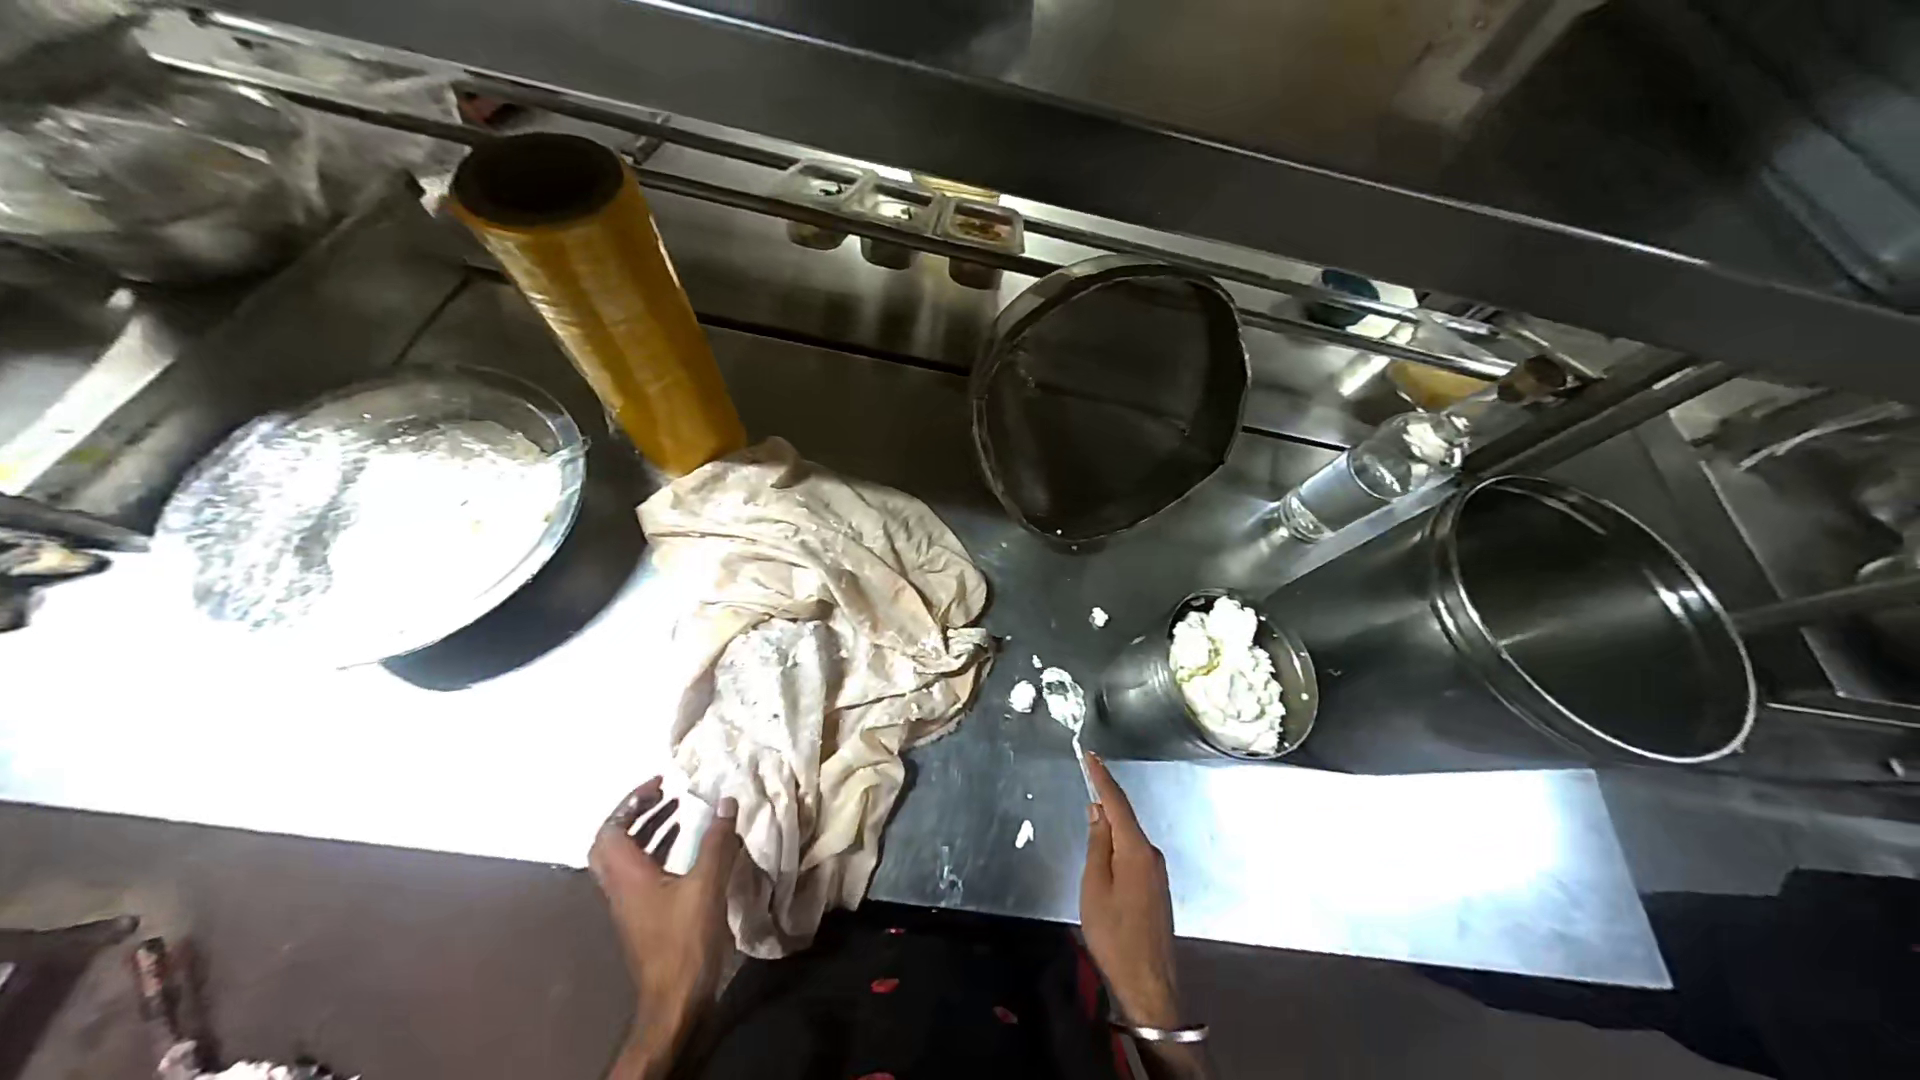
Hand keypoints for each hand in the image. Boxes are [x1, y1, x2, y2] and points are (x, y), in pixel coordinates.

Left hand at [589, 778, 739, 1079]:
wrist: (674, 999)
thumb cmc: (685, 940)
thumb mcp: (707, 885)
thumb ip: (717, 841)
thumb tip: (727, 801)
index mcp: (627, 876)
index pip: (612, 829)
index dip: (631, 802)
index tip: (660, 784)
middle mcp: (620, 887)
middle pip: (613, 841)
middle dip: (637, 813)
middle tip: (666, 795)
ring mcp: (629, 904)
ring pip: (627, 857)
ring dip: (648, 831)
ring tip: (679, 812)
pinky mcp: (643, 915)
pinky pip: (641, 871)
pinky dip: (658, 850)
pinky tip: (686, 847)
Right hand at [1079, 752, 1179, 1027]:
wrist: (1149, 983)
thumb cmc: (1114, 934)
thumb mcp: (1094, 886)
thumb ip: (1097, 844)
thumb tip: (1098, 811)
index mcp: (1136, 850)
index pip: (1117, 803)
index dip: (1102, 777)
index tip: (1091, 755)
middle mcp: (1151, 854)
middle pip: (1125, 816)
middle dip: (1106, 795)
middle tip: (1088, 773)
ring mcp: (1157, 871)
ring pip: (1129, 835)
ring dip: (1111, 820)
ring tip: (1091, 807)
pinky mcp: (1155, 886)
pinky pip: (1133, 851)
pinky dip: (1118, 840)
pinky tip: (1105, 844)